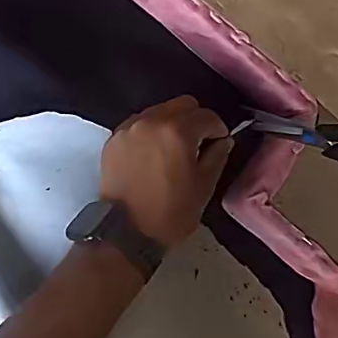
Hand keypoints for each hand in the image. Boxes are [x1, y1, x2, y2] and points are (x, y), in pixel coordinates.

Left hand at [101, 95, 234, 246]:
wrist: (127, 233)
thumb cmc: (170, 212)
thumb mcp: (204, 186)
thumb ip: (218, 155)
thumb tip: (222, 141)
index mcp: (178, 131)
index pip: (207, 116)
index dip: (218, 129)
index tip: (219, 143)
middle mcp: (152, 121)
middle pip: (183, 104)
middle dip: (196, 120)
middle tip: (199, 143)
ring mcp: (130, 128)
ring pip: (160, 110)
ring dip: (172, 122)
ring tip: (174, 148)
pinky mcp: (114, 139)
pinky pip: (139, 122)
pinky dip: (151, 130)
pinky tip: (154, 152)